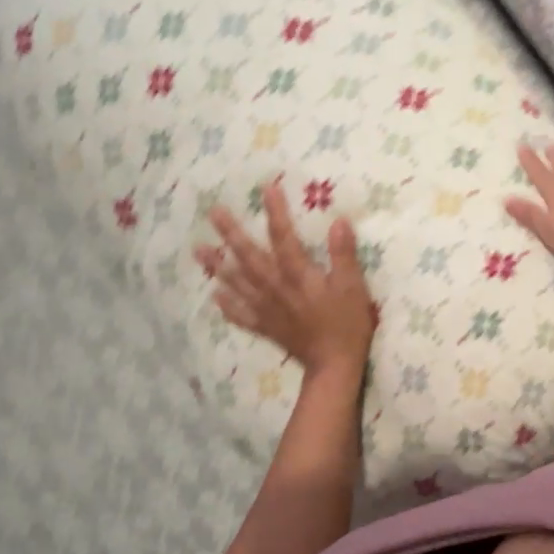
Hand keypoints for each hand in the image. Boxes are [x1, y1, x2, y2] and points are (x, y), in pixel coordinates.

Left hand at [195, 180, 375, 380]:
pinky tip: (215, 296)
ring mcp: (268, 309)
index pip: (284, 237)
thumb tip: (338, 222)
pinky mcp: (267, 327)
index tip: (266, 189)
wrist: (334, 365)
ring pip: (238, 283)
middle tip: (214, 213)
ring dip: (218, 265)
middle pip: (250, 257)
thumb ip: (343, 255)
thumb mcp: (353, 286)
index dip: (275, 213)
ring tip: (200, 249)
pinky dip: (227, 305)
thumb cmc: (348, 324)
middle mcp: (277, 288)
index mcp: (299, 275)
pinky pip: (241, 315)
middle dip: (232, 233)